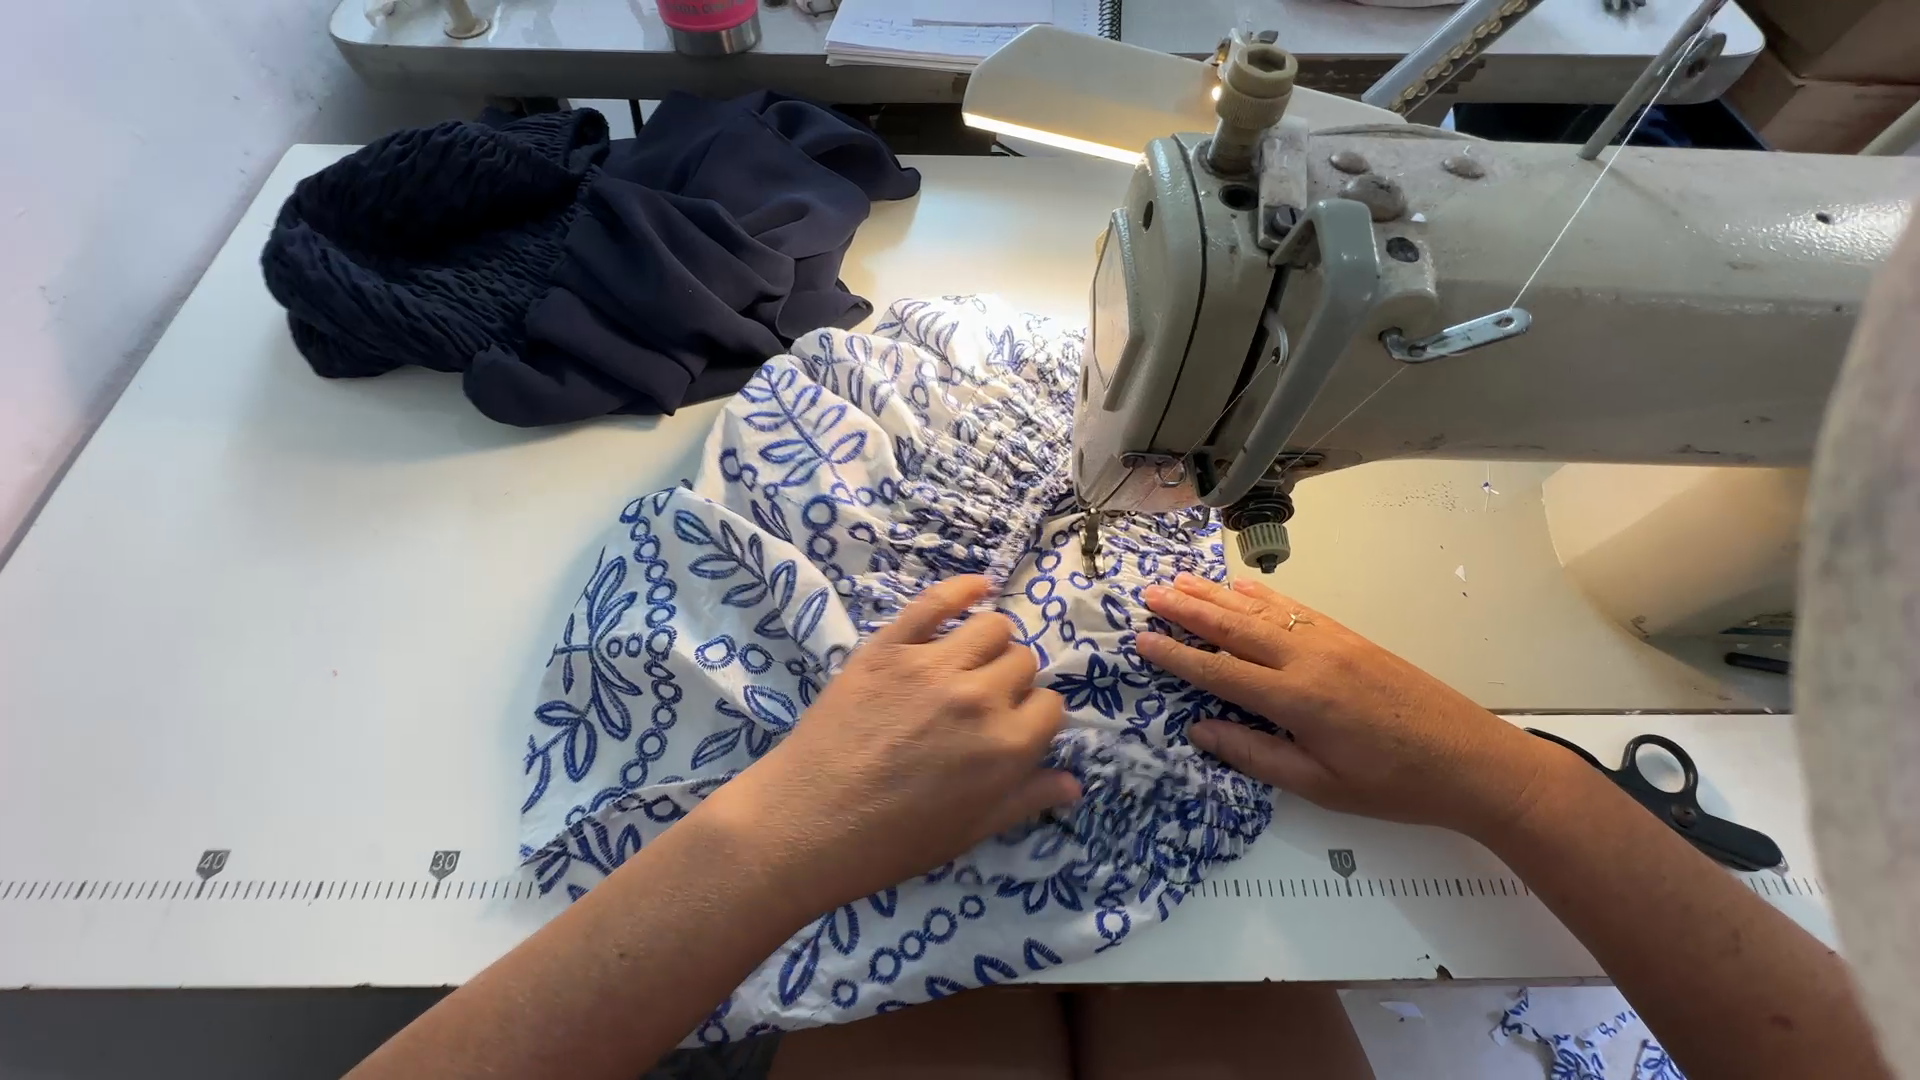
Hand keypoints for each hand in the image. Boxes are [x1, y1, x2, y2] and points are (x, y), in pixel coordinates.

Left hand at [713, 576, 1080, 913]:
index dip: (1036, 716)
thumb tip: (1074, 782)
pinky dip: (963, 589)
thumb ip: (1026, 799)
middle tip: (983, 701)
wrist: (807, 821)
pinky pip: (937, 601)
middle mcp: (980, 698)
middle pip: (1024, 662)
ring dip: (991, 642)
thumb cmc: (892, 840)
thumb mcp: (971, 831)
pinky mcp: (891, 646)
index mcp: (1007, 748)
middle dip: (1013, 681)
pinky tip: (976, 588)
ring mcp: (933, 665)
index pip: (1051, 706)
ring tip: (971, 659)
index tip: (1015, 726)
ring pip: (992, 627)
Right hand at [1136, 574, 1560, 839]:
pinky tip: (1242, 585)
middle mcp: (1308, 659)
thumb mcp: (1320, 786)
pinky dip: (1263, 594)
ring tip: (1181, 580)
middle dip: (1188, 610)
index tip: (1141, 640)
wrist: (1474, 762)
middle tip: (1150, 594)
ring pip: (1261, 610)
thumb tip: (1200, 730)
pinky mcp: (1350, 636)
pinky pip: (1296, 608)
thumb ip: (1255, 755)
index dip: (1177, 656)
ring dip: (1217, 594)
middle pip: (1235, 627)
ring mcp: (1331, 641)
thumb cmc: (1393, 785)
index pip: (1221, 672)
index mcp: (1297, 700)